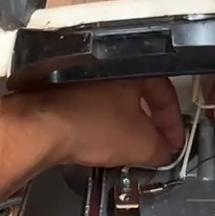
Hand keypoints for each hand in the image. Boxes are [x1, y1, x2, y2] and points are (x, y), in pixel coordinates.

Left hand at [2, 77, 185, 169]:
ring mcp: (84, 72)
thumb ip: (161, 148)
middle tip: (156, 145)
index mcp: (134, 68)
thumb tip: (166, 152)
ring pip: (115, 99)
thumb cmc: (91, 124)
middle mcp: (109, 64)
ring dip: (126, 123)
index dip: (174, 122)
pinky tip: (100, 139)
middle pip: (140, 94)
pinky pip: (93, 104)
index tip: (174, 144)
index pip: (165, 92)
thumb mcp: (140, 144)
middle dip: (151, 123)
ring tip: (129, 147)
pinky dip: (102, 121)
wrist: (40, 124)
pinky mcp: (62, 86)